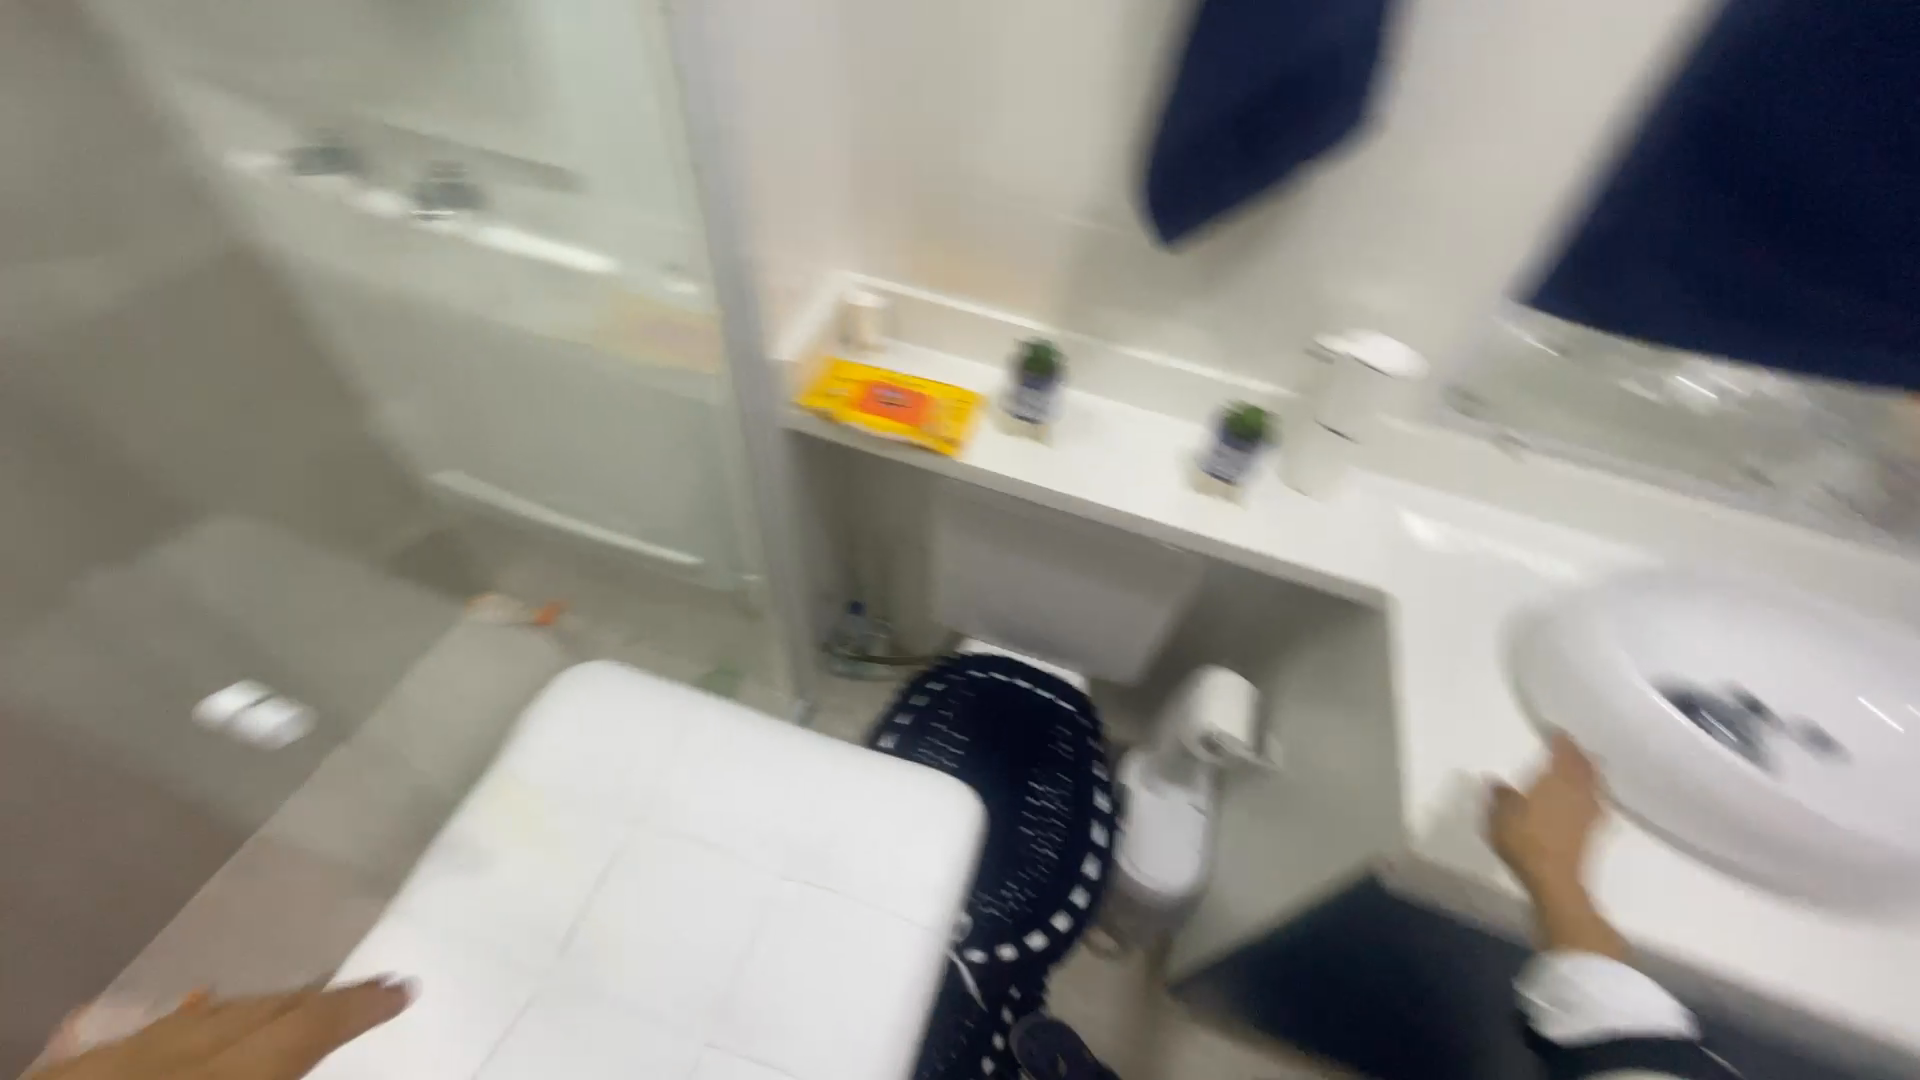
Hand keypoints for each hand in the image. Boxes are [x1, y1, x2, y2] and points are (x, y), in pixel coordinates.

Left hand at [30, 978, 412, 1079]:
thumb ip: (266, 1075)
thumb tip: (307, 1062)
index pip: (297, 1033)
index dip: (357, 1007)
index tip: (404, 987)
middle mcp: (150, 1068)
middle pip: (252, 1016)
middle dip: (317, 1000)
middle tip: (370, 987)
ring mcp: (91, 1072)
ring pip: (195, 1020)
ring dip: (259, 1006)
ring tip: (302, 997)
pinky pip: (127, 1038)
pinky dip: (178, 1020)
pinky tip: (198, 1000)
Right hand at [1488, 734, 1605, 896]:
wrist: (1554, 879)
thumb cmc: (1523, 841)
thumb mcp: (1500, 815)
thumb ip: (1501, 796)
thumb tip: (1499, 782)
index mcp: (1555, 784)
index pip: (1564, 756)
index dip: (1562, 742)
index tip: (1557, 731)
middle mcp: (1577, 794)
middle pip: (1586, 769)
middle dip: (1581, 755)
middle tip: (1573, 745)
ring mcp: (1589, 813)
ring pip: (1595, 785)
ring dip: (1590, 772)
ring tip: (1582, 766)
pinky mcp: (1592, 830)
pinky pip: (1597, 800)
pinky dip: (1592, 790)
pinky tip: (1586, 795)